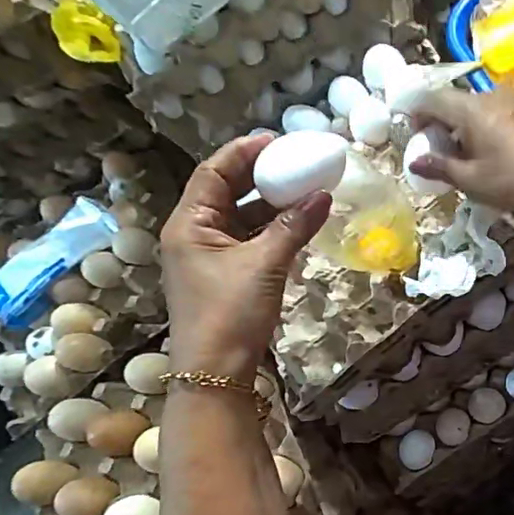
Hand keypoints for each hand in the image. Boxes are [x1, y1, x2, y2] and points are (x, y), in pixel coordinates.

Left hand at [160, 133, 329, 381]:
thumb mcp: (264, 265)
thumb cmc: (230, 313)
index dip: (244, 152)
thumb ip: (294, 226)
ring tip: (305, 189)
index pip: (214, 172)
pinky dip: (272, 229)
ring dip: (271, 204)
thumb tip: (323, 196)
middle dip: (262, 176)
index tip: (277, 140)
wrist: (216, 374)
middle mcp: (194, 234)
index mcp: (190, 223)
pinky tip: (299, 223)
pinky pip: (249, 240)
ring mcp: (209, 256)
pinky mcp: (225, 276)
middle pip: (227, 191)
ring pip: (241, 217)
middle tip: (297, 162)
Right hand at [404, 86, 513, 217]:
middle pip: (453, 102)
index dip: (415, 114)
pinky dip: (483, 130)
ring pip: (475, 109)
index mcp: (470, 108)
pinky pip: (494, 114)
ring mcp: (513, 100)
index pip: (430, 98)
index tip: (413, 137)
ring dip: (462, 130)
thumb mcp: (473, 181)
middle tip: (436, 155)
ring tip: (464, 160)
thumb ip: (440, 167)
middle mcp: (489, 95)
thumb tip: (415, 161)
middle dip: (439, 125)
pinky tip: (491, 156)